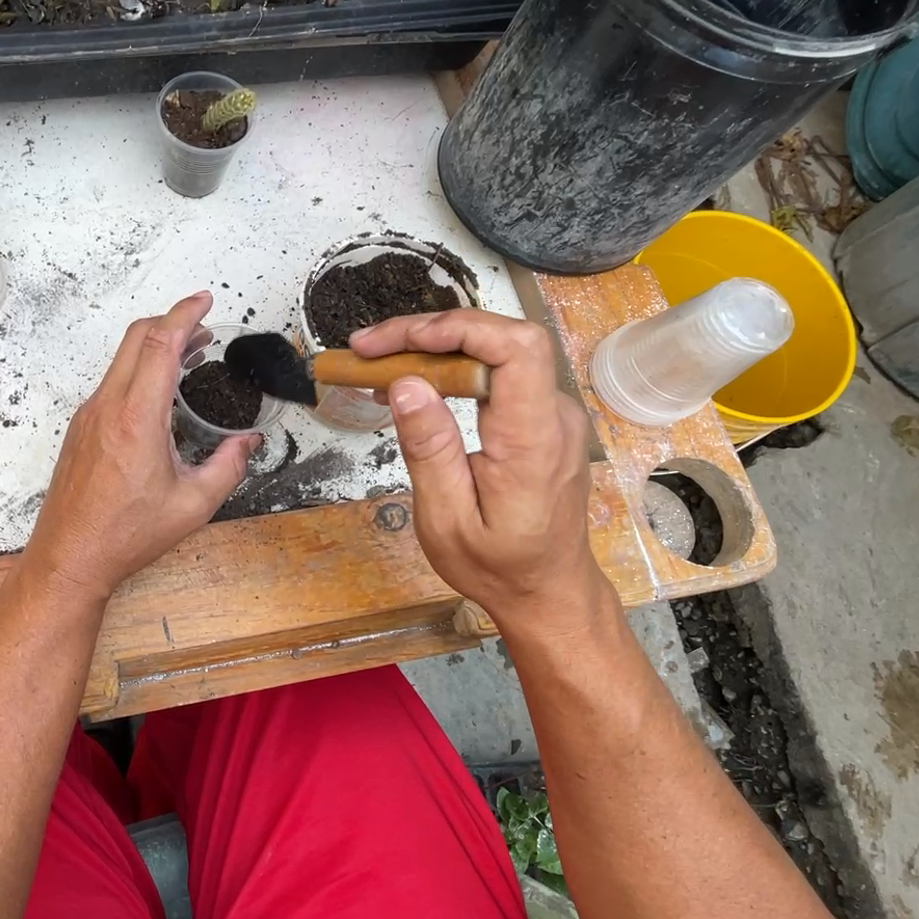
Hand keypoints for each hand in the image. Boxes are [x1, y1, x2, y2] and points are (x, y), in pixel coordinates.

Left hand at [23, 293, 257, 601]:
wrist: (69, 557)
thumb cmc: (124, 535)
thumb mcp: (192, 505)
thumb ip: (228, 467)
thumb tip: (248, 443)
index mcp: (136, 419)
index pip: (159, 343)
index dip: (185, 314)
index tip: (204, 300)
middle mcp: (107, 408)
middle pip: (136, 338)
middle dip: (172, 322)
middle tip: (204, 325)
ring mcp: (88, 416)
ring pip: (121, 359)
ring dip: (154, 347)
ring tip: (189, 354)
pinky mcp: (81, 428)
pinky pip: (111, 383)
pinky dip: (138, 371)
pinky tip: (158, 392)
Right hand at [351, 309, 602, 630]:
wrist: (547, 589)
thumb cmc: (495, 565)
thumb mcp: (446, 520)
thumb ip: (429, 450)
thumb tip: (406, 385)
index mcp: (532, 440)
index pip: (516, 349)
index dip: (457, 329)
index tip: (398, 342)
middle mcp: (552, 415)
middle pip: (500, 339)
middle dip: (428, 332)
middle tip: (366, 348)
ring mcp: (551, 413)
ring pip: (495, 351)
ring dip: (433, 346)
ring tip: (375, 363)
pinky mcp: (540, 417)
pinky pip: (496, 373)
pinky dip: (449, 367)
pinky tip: (410, 381)